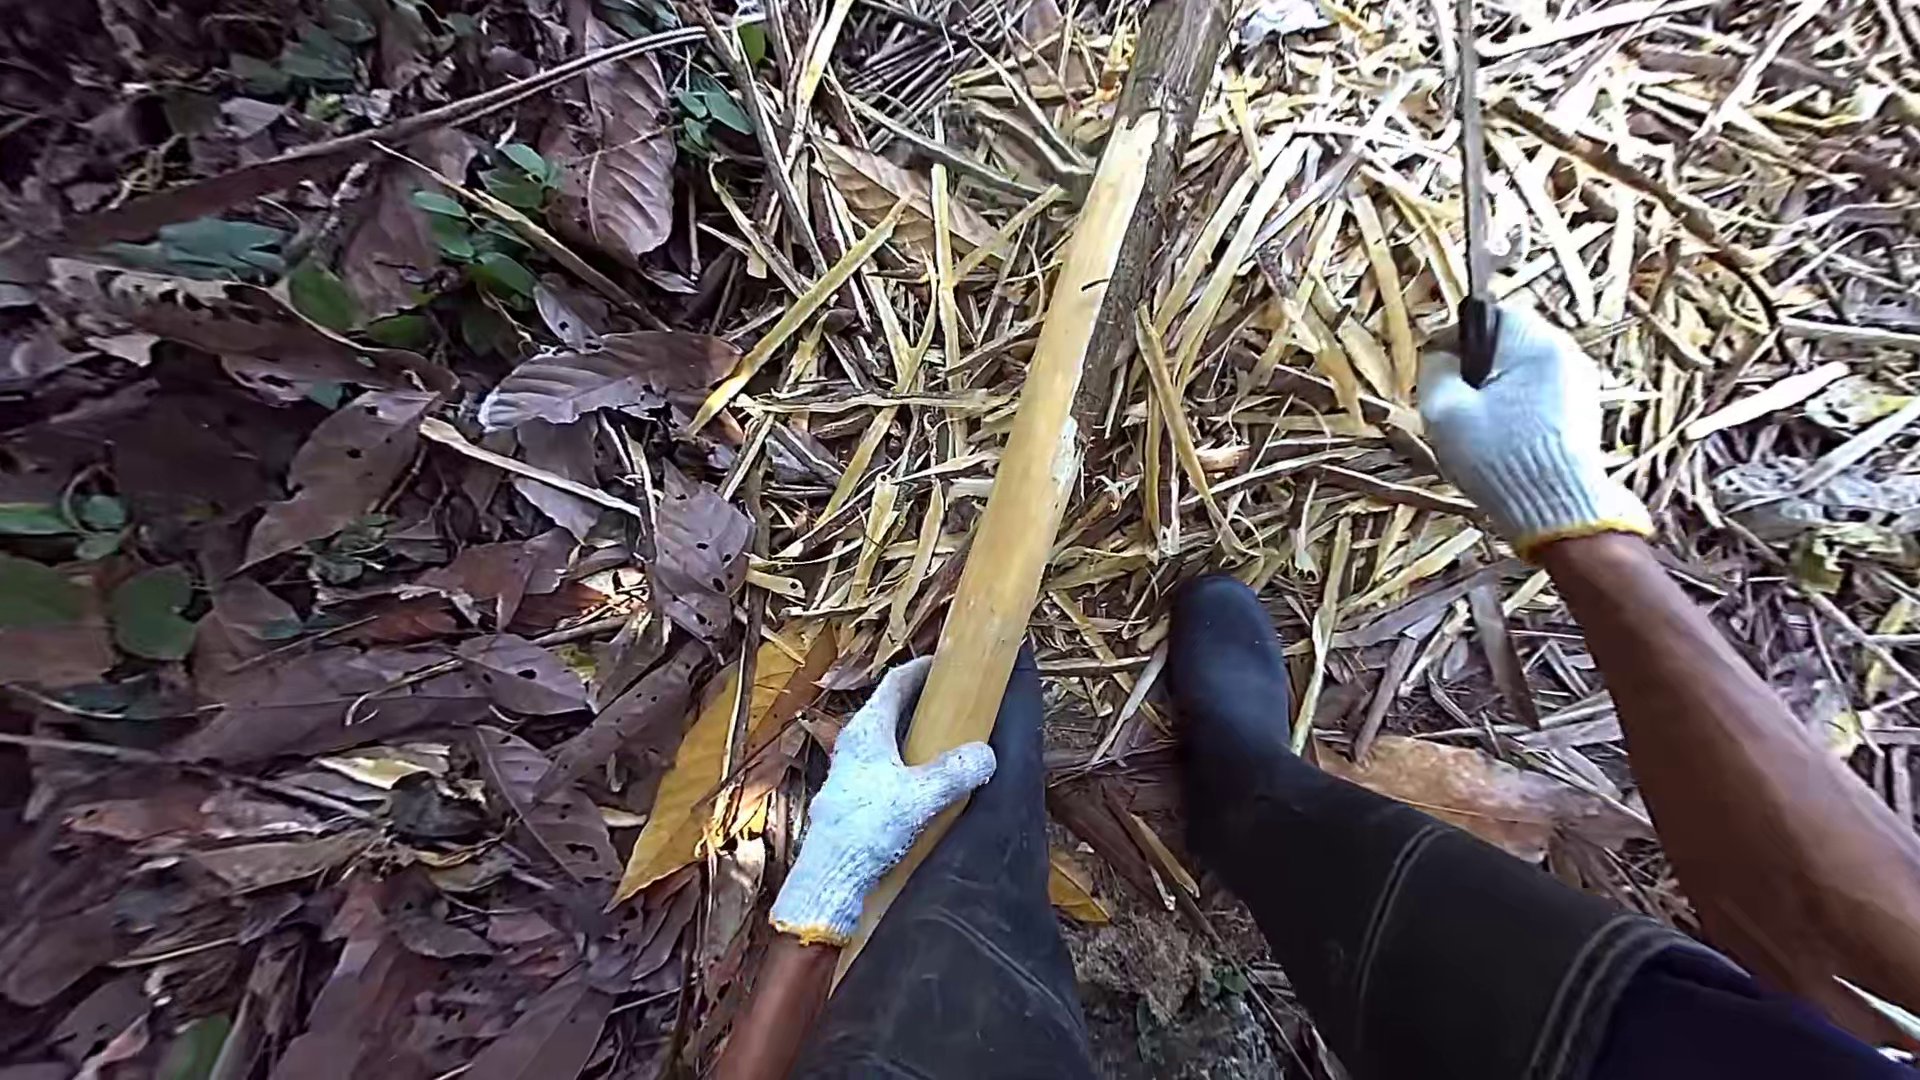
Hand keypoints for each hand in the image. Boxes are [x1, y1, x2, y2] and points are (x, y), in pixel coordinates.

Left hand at [768, 657, 995, 945]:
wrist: (830, 877)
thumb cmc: (867, 827)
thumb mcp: (919, 796)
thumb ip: (955, 772)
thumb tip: (987, 754)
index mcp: (868, 727)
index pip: (895, 682)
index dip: (921, 668)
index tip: (944, 662)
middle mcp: (856, 739)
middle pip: (891, 705)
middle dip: (921, 697)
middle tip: (952, 696)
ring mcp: (852, 765)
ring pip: (887, 733)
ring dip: (914, 727)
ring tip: (945, 734)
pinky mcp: (854, 790)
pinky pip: (885, 757)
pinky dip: (907, 753)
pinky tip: (924, 775)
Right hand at [1418, 303, 1652, 558]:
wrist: (1552, 504)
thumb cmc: (1493, 453)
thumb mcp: (1444, 410)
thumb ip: (1435, 371)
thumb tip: (1438, 354)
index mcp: (1535, 345)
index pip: (1490, 314)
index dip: (1452, 333)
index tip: (1430, 363)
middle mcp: (1566, 355)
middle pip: (1505, 342)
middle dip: (1470, 364)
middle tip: (1444, 398)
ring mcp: (1578, 383)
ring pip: (1518, 369)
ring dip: (1487, 387)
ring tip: (1466, 422)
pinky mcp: (1579, 410)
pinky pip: (1533, 391)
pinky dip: (1507, 404)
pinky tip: (1493, 435)